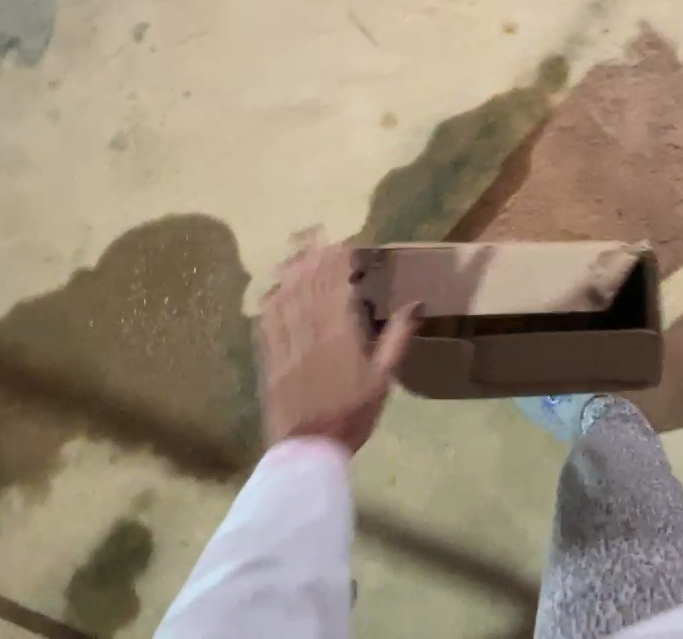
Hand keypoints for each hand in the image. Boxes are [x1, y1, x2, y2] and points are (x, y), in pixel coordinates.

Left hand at [257, 227, 421, 451]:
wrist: (309, 450)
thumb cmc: (354, 412)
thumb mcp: (385, 376)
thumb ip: (397, 336)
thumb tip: (416, 303)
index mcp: (340, 334)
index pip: (337, 287)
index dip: (337, 262)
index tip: (342, 241)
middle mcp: (310, 333)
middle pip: (309, 286)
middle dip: (312, 257)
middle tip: (313, 232)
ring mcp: (285, 346)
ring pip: (286, 300)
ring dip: (290, 273)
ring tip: (294, 251)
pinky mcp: (269, 361)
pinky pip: (267, 324)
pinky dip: (270, 303)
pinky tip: (272, 291)